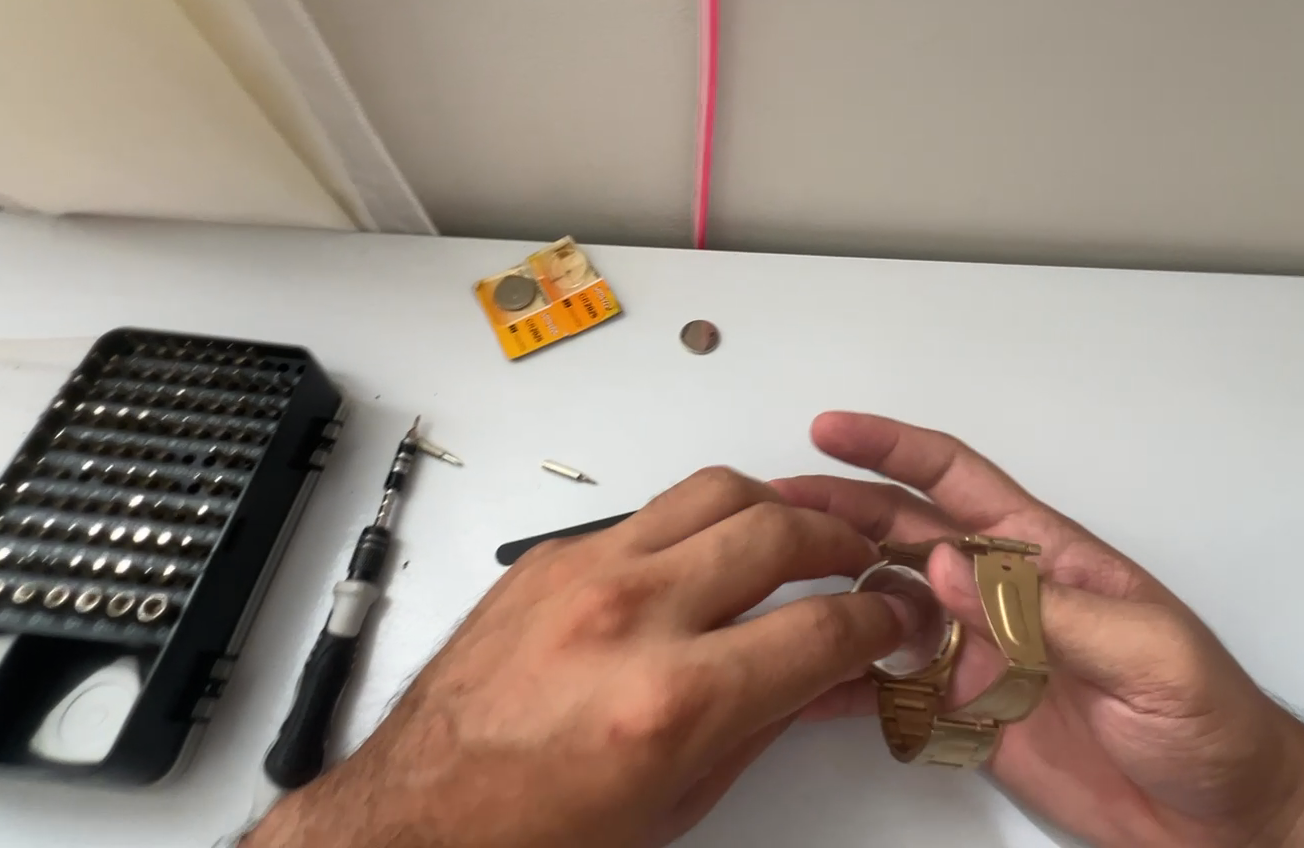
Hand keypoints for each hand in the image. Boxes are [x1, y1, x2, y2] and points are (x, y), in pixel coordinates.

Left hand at [247, 467, 914, 847]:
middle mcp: (630, 617)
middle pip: (776, 532)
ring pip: (716, 490)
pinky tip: (708, 553)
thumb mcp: (678, 800)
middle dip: (839, 540)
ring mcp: (586, 570)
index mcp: (669, 703)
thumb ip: (768, 720)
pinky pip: (653, 510)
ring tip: (795, 534)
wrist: (412, 820)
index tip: (891, 617)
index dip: (875, 621)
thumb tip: (836, 672)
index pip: (817, 631)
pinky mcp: (555, 551)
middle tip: (858, 558)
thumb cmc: (541, 836)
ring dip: (774, 505)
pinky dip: (701, 521)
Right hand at [779, 413, 1303, 847]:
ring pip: (883, 596)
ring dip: (828, 579)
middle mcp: (993, 588)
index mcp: (1035, 552)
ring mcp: (975, 646)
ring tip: (770, 573)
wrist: (1225, 822)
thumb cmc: (1207, 721)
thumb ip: (1042, 607)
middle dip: (835, 506)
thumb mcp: (1144, 651)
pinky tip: (806, 669)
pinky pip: (892, 678)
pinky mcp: (967, 706)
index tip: (830, 428)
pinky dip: (845, 670)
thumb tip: (942, 563)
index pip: (949, 476)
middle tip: (772, 502)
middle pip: (897, 528)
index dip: (888, 445)